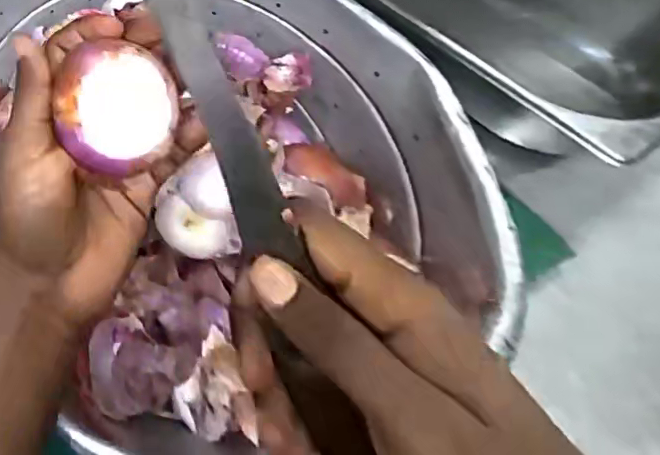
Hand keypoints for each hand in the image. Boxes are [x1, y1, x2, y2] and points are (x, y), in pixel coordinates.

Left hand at [0, 10, 184, 328]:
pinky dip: (191, 131)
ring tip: (192, 57)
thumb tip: (25, 37)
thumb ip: (33, 95)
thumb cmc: (25, 211)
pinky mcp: (146, 180)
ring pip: (146, 105)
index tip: (114, 22)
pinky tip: (211, 112)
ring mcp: (117, 149)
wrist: (50, 282)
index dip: (88, 34)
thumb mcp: (21, 147)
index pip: (67, 58)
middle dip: (135, 48)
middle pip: (111, 74)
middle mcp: (83, 121)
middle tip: (163, 28)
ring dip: (168, 80)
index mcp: (48, 109)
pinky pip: (171, 149)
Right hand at [236, 214, 579, 454]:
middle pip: (283, 283)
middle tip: (253, 380)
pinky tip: (289, 442)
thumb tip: (258, 263)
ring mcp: (368, 355)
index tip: (241, 297)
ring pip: (282, 335)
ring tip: (277, 432)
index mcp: (400, 299)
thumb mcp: (418, 420)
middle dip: (259, 329)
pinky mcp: (362, 394)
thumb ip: (338, 339)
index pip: (309, 226)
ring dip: (267, 378)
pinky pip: (301, 380)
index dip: (263, 245)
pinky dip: (285, 410)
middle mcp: (377, 314)